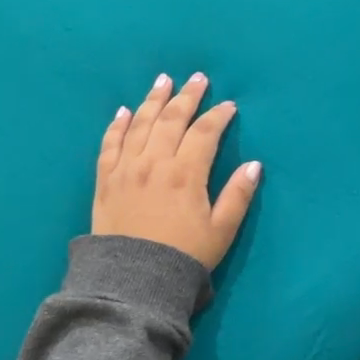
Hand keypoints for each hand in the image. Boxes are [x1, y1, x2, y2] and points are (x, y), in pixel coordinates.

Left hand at [94, 72, 260, 269]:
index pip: (205, 133)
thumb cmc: (183, 257)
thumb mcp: (221, 231)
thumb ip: (237, 196)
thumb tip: (254, 165)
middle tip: (198, 79)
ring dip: (154, 99)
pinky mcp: (105, 179)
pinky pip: (110, 143)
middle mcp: (154, 162)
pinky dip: (119, 124)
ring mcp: (126, 168)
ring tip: (163, 81)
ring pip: (141, 124)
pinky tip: (125, 111)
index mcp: (186, 174)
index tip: (228, 106)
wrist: (134, 280)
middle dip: (187, 96)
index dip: (218, 116)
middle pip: (172, 119)